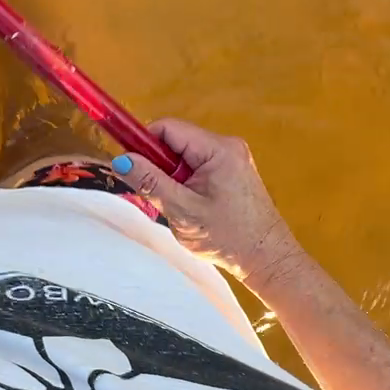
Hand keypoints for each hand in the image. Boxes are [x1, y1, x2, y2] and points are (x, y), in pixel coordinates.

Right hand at [112, 119, 309, 291]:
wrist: (268, 260)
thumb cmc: (229, 237)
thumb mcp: (182, 210)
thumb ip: (150, 182)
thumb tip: (120, 159)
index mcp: (218, 149)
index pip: (167, 129)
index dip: (143, 144)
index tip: (132, 168)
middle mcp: (226, 146)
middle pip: (174, 141)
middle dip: (157, 165)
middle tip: (154, 194)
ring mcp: (230, 159)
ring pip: (182, 156)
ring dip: (169, 177)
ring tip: (175, 205)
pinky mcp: (230, 172)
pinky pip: (194, 167)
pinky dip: (183, 183)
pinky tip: (188, 206)